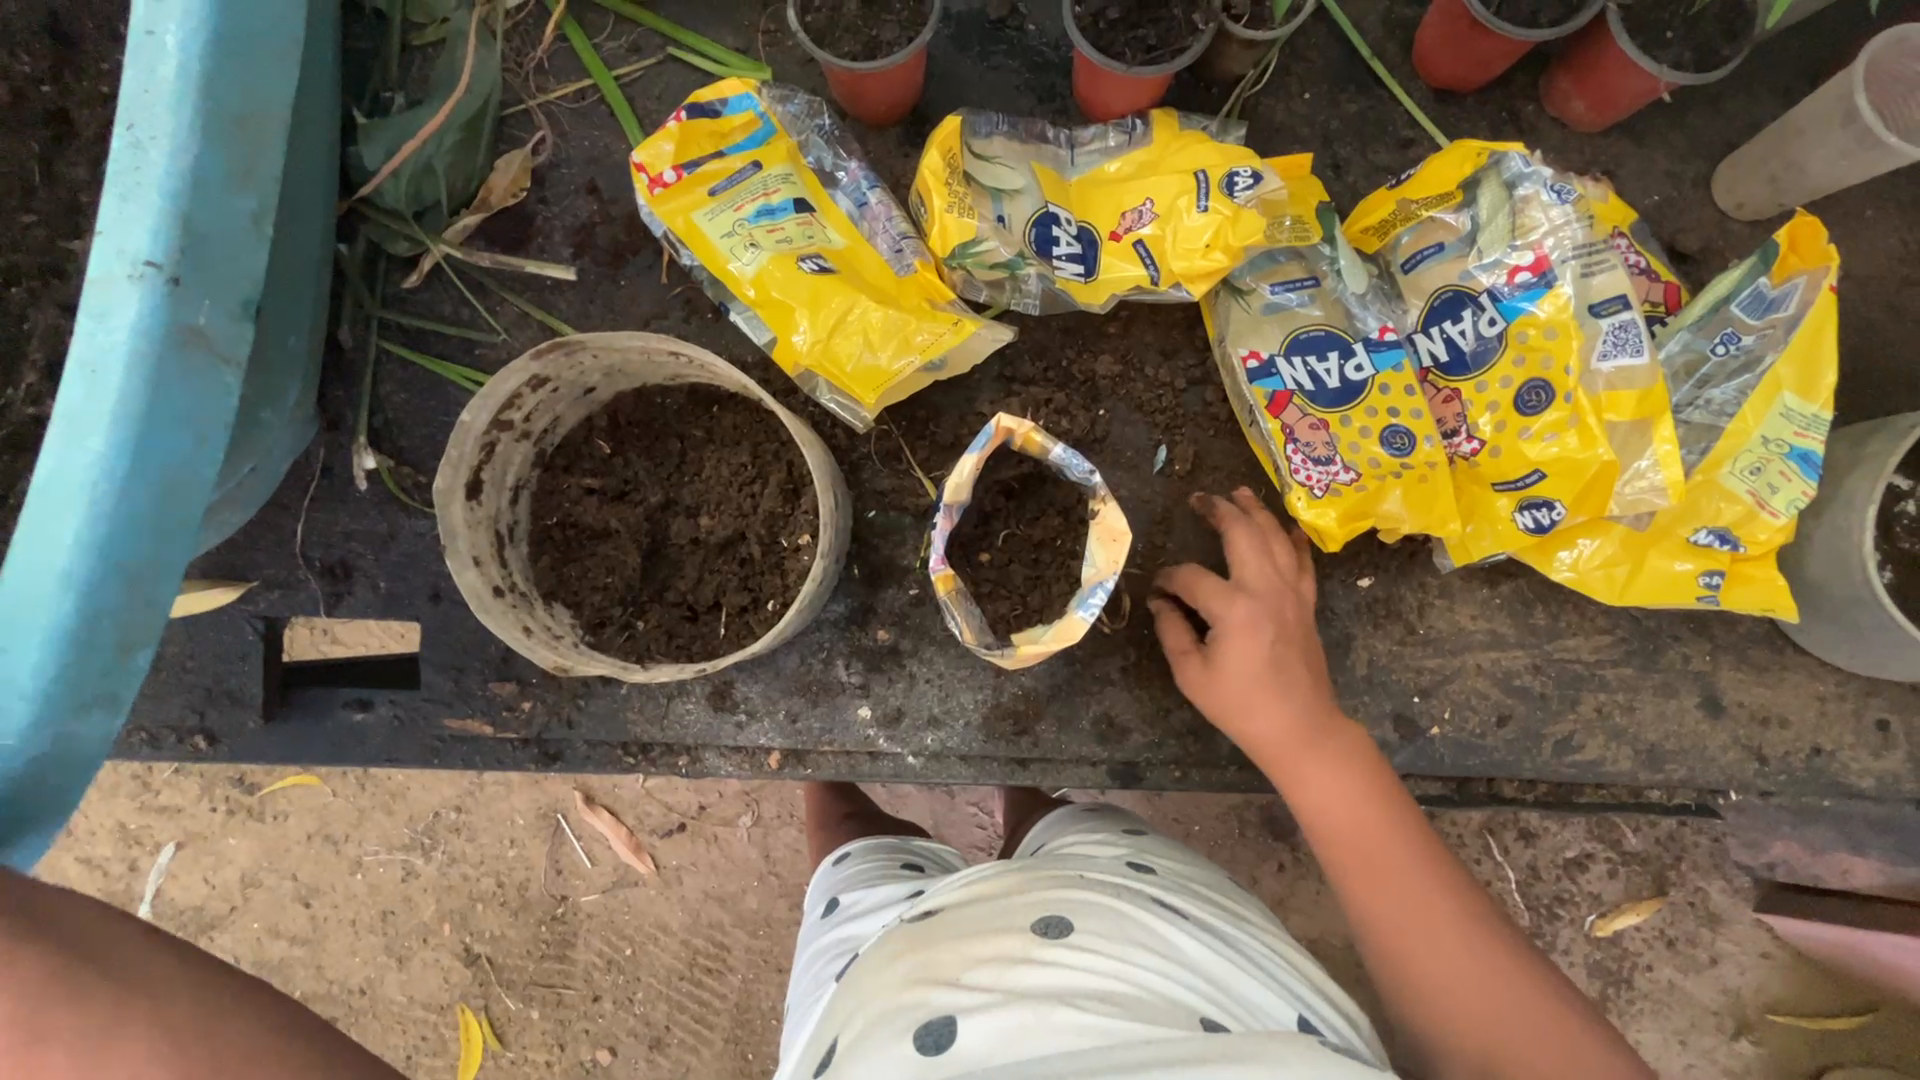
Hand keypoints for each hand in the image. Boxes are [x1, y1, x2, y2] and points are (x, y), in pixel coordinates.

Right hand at [1148, 489, 1346, 759]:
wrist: (1300, 728)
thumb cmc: (1240, 707)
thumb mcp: (1192, 675)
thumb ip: (1172, 632)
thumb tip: (1160, 602)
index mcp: (1233, 609)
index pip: (1191, 576)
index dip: (1168, 578)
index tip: (1157, 588)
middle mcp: (1265, 590)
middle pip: (1242, 535)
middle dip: (1219, 511)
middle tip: (1200, 497)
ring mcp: (1292, 593)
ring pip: (1276, 538)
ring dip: (1257, 512)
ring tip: (1240, 492)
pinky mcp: (1307, 603)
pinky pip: (1304, 561)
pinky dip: (1295, 539)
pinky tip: (1286, 525)